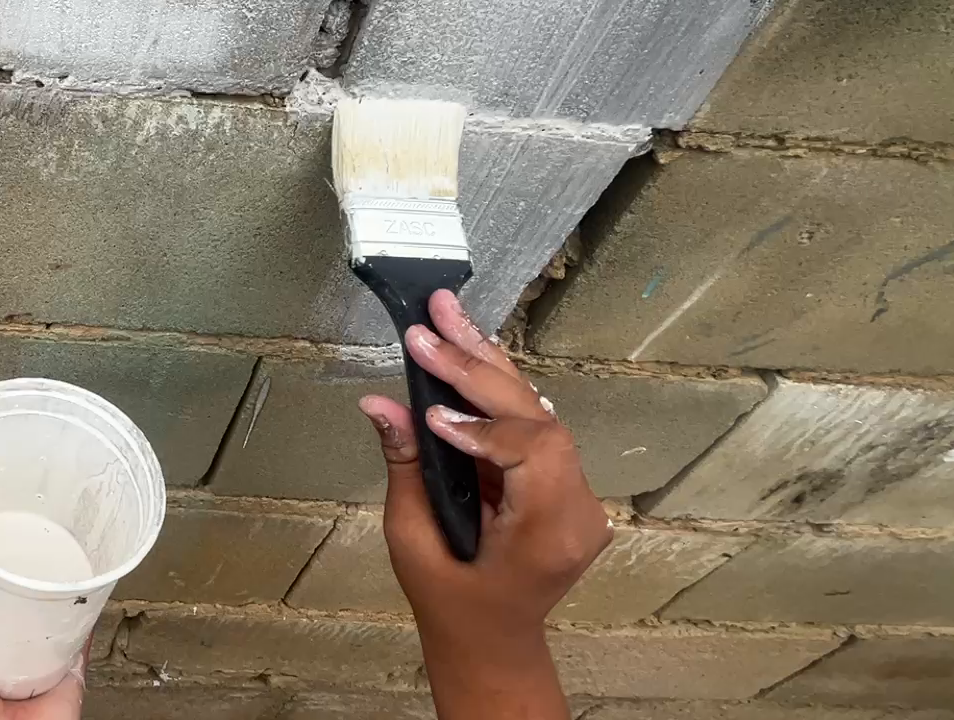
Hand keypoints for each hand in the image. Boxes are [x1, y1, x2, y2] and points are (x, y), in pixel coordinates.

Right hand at [359, 289, 610, 719]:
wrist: (492, 640)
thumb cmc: (448, 599)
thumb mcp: (413, 538)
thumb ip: (405, 465)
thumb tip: (377, 402)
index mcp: (547, 534)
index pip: (531, 454)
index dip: (482, 426)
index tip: (429, 413)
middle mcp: (576, 507)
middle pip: (536, 417)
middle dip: (477, 365)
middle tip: (431, 318)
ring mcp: (574, 491)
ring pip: (537, 409)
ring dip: (486, 360)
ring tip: (446, 314)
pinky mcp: (557, 478)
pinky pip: (530, 421)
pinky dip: (493, 382)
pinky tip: (465, 346)